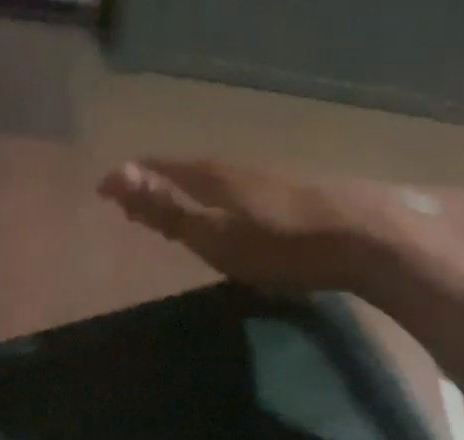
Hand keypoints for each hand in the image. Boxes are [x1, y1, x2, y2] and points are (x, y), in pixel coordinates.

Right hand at [96, 158, 433, 293]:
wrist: (360, 240)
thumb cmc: (280, 244)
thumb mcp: (215, 236)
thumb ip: (169, 212)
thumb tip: (117, 177)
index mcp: (213, 177)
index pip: (161, 170)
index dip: (132, 181)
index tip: (103, 193)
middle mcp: (238, 172)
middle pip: (186, 175)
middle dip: (156, 189)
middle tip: (132, 210)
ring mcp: (268, 184)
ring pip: (214, 186)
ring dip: (187, 199)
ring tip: (172, 217)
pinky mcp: (292, 201)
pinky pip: (236, 198)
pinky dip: (216, 207)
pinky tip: (225, 222)